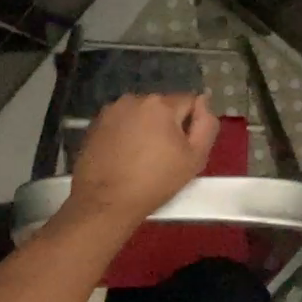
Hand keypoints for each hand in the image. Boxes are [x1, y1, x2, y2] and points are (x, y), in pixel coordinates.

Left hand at [65, 93, 219, 224]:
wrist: (106, 202)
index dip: (191, 124)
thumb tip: (204, 102)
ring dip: (146, 128)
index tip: (183, 148)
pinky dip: (126, 134)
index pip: (189, 101)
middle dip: (167, 125)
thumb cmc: (155, 182)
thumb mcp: (195, 158)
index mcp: (160, 104)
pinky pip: (121, 123)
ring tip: (141, 157)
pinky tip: (124, 157)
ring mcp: (111, 111)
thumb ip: (206, 125)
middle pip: (162, 107)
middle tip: (164, 156)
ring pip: (141, 114)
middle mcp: (134, 99)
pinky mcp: (94, 124)